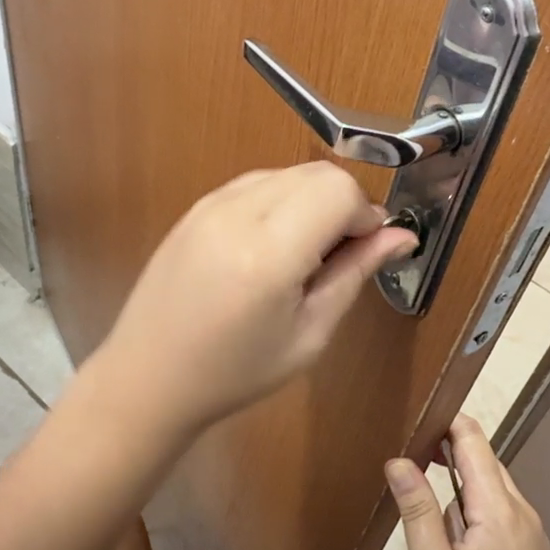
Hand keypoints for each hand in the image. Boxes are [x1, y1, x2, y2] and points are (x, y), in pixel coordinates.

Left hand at [95, 162, 416, 432]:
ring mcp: (211, 204)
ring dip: (313, 200)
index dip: (365, 215)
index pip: (339, 190)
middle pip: (318, 173)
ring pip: (290, 173)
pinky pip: (258, 182)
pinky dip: (281, 200)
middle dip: (344, 204)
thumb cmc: (235, 372)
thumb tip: (402, 236)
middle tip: (341, 255)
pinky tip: (272, 246)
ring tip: (304, 255)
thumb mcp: (309, 335)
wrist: (148, 376)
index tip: (367, 249)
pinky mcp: (197, 205)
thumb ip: (355, 274)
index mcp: (268, 253)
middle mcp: (237, 214)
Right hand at [387, 415, 549, 549]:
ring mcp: (534, 533)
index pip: (473, 440)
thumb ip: (418, 513)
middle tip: (410, 470)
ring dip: (462, 492)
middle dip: (448, 458)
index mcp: (498, 511)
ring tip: (433, 527)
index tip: (414, 422)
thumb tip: (398, 460)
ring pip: (492, 489)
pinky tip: (458, 549)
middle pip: (483, 461)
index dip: (445, 421)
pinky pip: (503, 513)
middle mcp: (523, 512)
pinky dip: (477, 514)